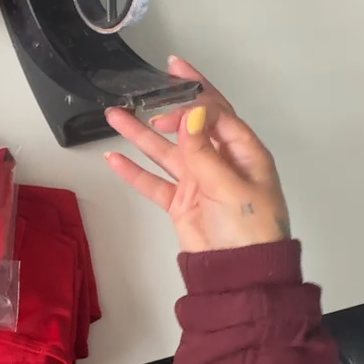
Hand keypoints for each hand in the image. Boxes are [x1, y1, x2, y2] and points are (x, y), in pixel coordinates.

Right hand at [104, 56, 290, 252]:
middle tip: (143, 90)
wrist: (239, 273)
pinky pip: (153, 182)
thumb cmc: (249, 228)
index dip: (193, 101)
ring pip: (164, 151)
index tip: (169, 102)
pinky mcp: (179, 202)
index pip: (216, 115)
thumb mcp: (229, 186)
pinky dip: (134, 172)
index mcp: (243, 152)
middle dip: (167, 106)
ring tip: (114, 116)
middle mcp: (219, 161)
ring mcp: (197, 181)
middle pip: (189, 127)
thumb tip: (190, 113)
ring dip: (140, 135)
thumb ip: (204, 152)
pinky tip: (114, 159)